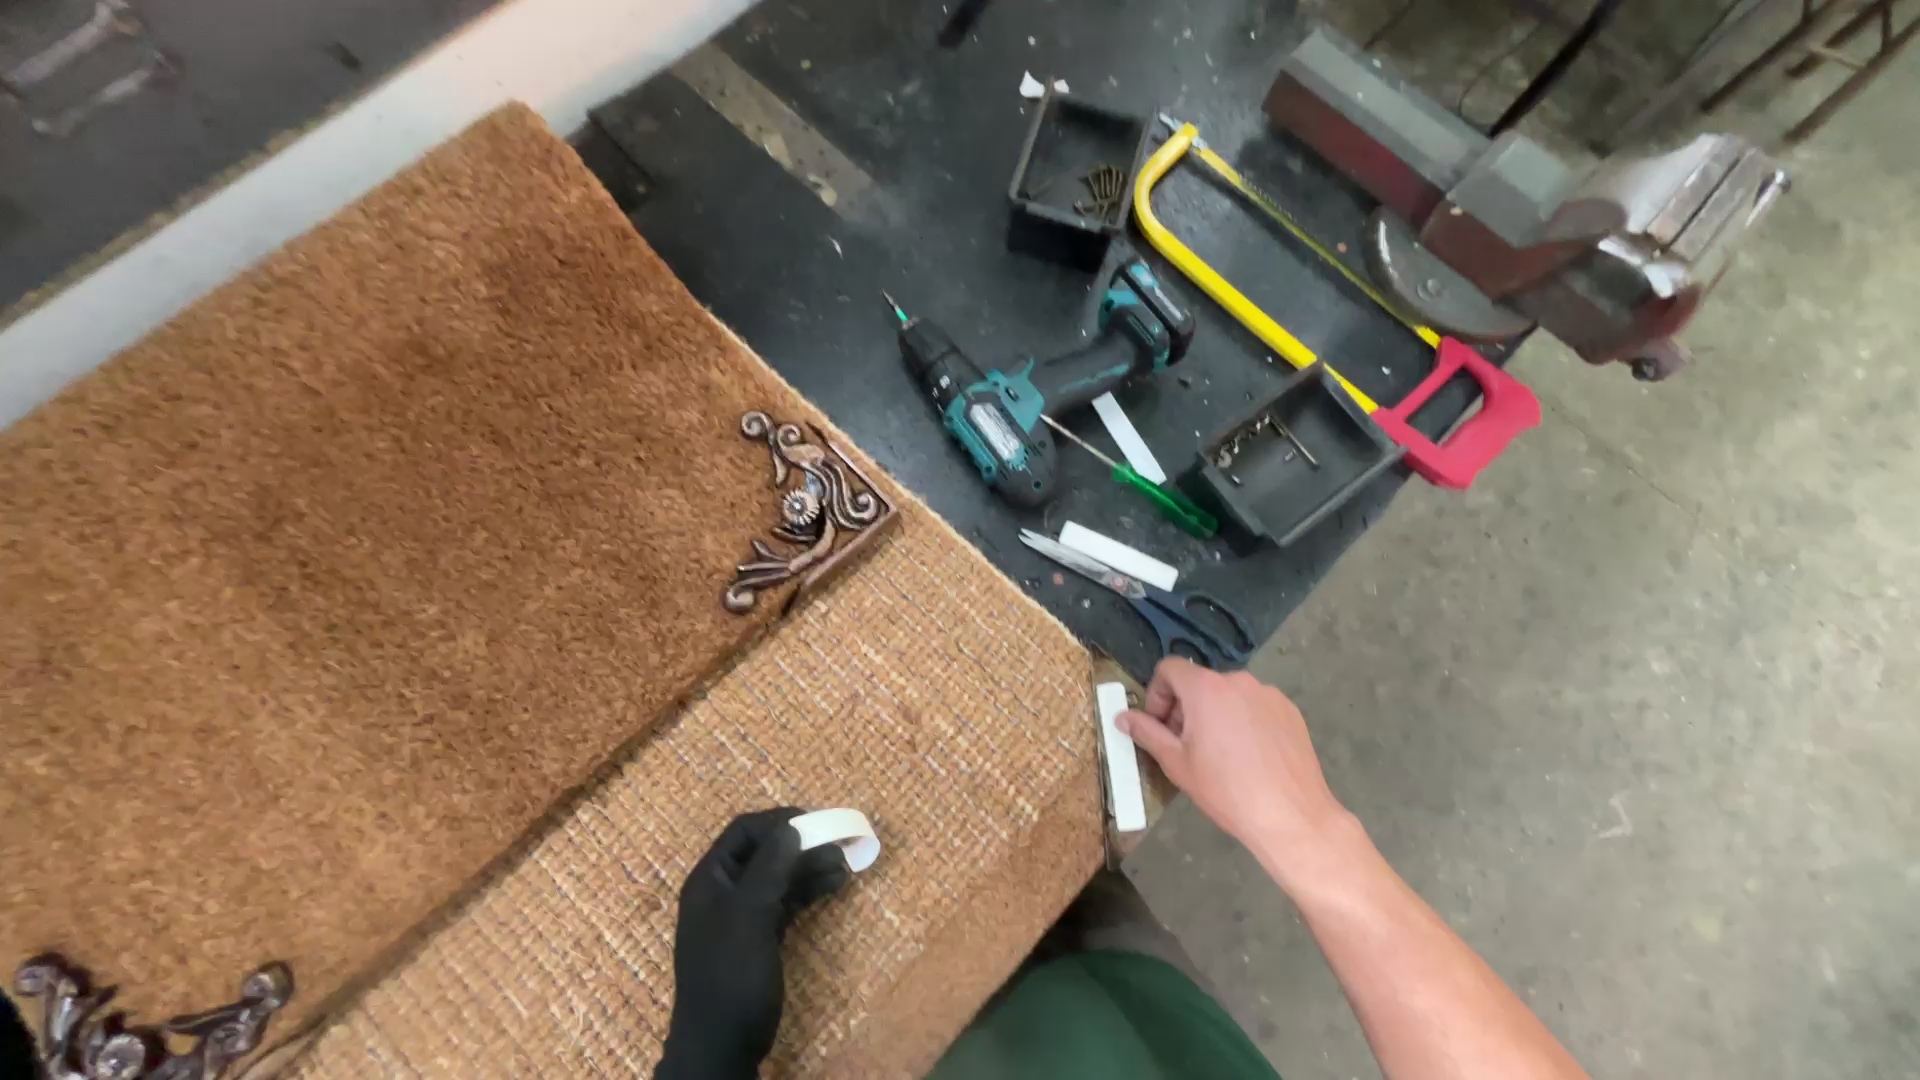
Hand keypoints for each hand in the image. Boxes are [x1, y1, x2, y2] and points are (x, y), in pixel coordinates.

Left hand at [655, 808, 851, 1079]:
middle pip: (766, 851)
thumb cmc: (730, 973)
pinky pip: (787, 900)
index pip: (744, 831)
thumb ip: (770, 866)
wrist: (722, 1045)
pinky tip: (835, 884)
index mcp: (710, 879)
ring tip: (845, 865)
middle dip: (802, 844)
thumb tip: (793, 826)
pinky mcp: (760, 936)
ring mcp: (743, 915)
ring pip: (780, 875)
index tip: (815, 822)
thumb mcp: (750, 914)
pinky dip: (809, 889)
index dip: (778, 821)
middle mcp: (724, 891)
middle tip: (837, 842)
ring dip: (811, 866)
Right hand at [1117, 658, 1356, 879]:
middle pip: (1199, 682)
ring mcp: (1268, 694)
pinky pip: (1255, 706)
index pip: (1169, 668)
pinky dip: (1243, 721)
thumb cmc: (1226, 790)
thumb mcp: (1176, 762)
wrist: (1291, 816)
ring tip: (1219, 753)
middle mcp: (1238, 681)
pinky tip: (1249, 756)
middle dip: (1185, 707)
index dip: (1156, 693)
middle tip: (1185, 744)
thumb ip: (1146, 732)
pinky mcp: (1290, 711)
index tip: (1160, 725)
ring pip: (1228, 695)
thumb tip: (1121, 717)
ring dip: (1214, 713)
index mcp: (1206, 688)